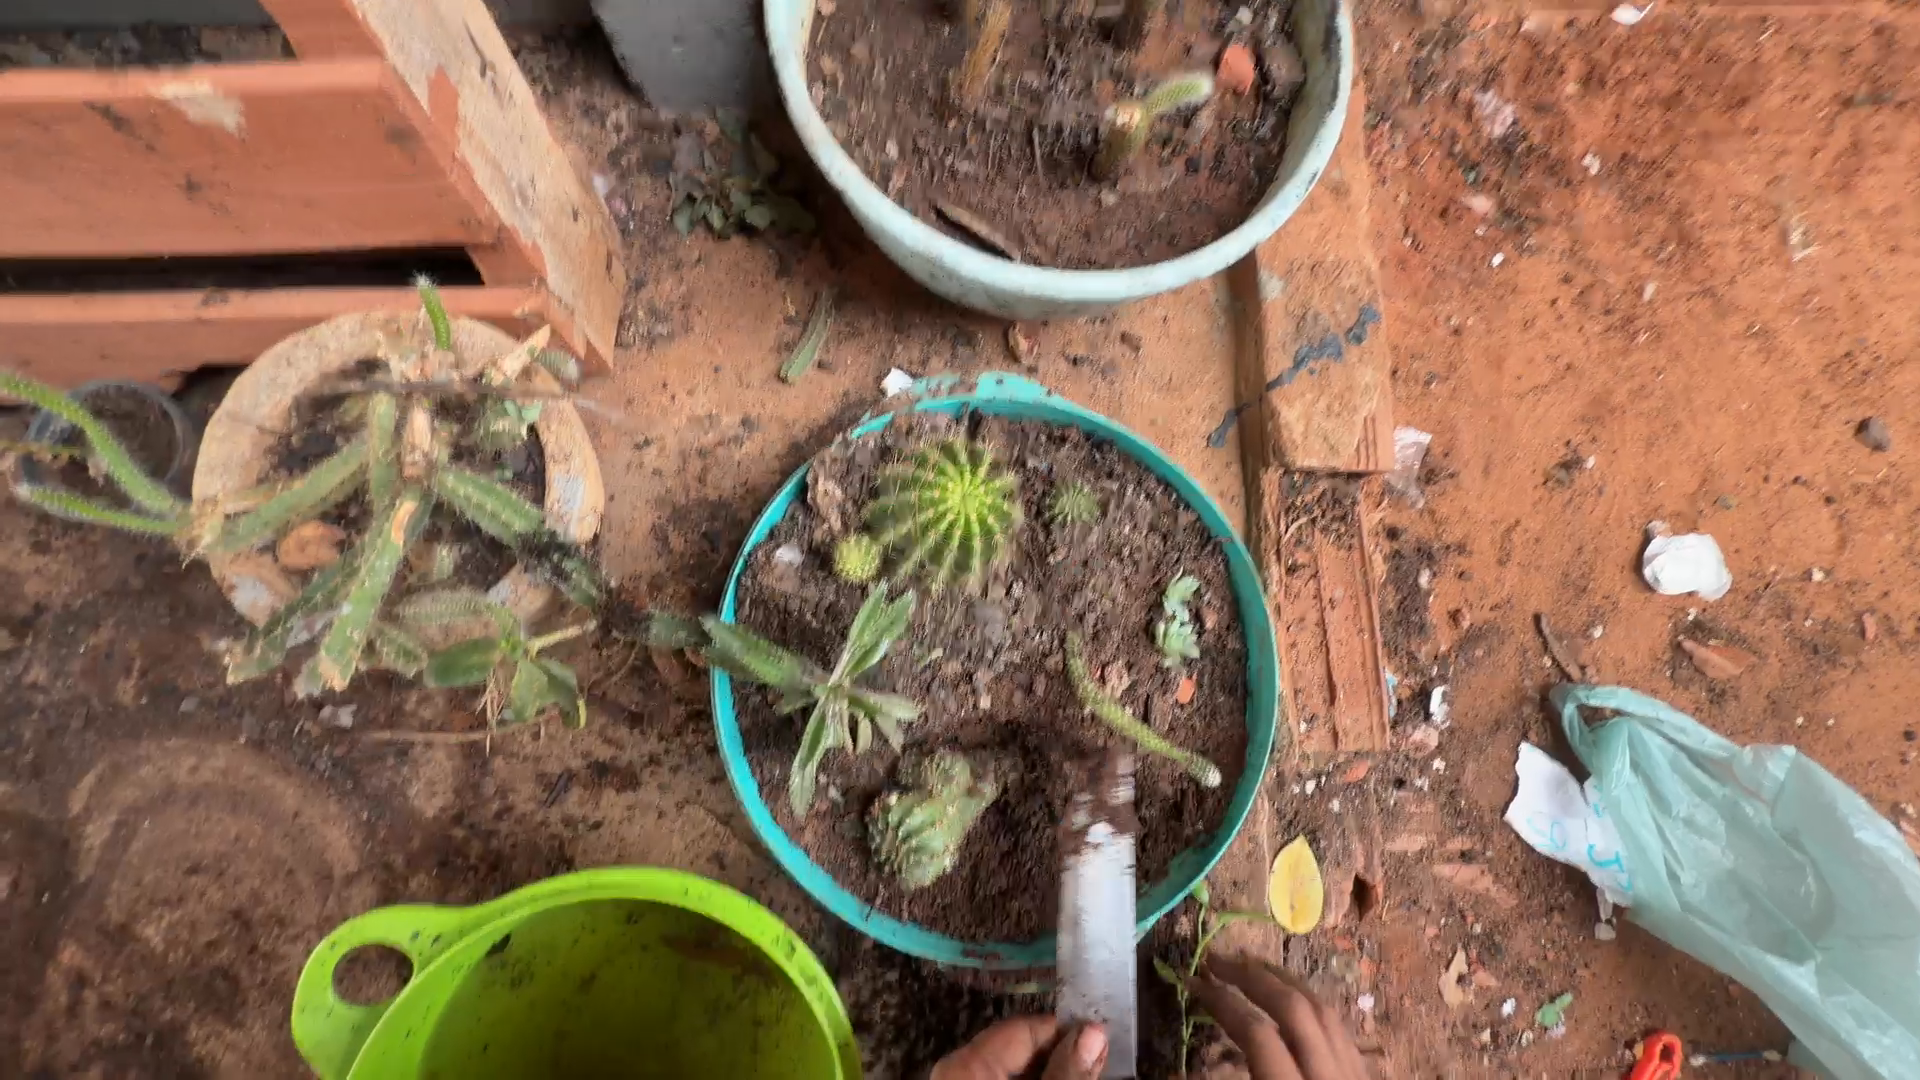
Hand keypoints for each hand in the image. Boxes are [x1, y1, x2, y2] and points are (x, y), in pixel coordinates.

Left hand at [931, 1016, 1109, 1079]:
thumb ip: (1066, 1073)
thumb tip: (1095, 1032)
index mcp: (966, 1060)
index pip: (1025, 1027)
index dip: (1066, 1032)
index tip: (1101, 1043)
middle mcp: (957, 1068)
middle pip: (1021, 1050)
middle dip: (1060, 1055)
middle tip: (1097, 1065)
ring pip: (1014, 1070)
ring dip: (1049, 1071)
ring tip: (1081, 1074)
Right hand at [1184, 954, 1369, 1079]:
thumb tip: (1173, 1071)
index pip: (1257, 1033)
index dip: (1221, 1002)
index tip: (1192, 982)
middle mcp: (1331, 1079)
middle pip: (1295, 1008)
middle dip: (1251, 976)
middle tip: (1216, 960)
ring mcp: (1356, 1079)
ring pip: (1324, 1012)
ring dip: (1283, 981)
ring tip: (1250, 966)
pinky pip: (1341, 1030)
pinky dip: (1311, 1004)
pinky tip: (1291, 999)